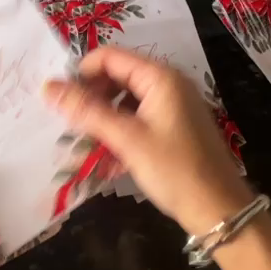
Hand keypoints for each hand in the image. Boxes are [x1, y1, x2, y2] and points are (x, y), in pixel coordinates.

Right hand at [45, 46, 253, 237]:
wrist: (222, 212)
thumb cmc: (175, 171)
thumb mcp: (127, 139)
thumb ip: (86, 111)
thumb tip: (48, 87)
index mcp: (160, 77)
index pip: (109, 57)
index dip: (81, 73)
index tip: (61, 100)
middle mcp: (168, 83)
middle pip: (117, 76)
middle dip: (92, 98)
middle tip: (72, 125)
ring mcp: (173, 105)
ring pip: (125, 100)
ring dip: (104, 118)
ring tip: (87, 145)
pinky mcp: (174, 126)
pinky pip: (138, 117)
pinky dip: (121, 131)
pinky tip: (109, 159)